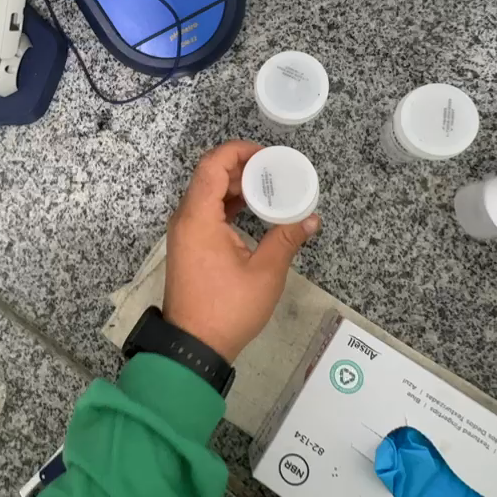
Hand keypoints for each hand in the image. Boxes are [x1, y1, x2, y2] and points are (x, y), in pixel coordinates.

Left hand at [163, 141, 319, 361]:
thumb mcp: (265, 273)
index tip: (267, 155)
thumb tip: (312, 217)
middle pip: (209, 175)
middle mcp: (185, 218)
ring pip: (207, 193)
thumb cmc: (227, 308)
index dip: (238, 151)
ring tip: (269, 186)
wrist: (194, 345)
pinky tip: (254, 209)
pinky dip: (228, 204)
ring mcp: (184, 232)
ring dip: (236, 185)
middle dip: (242, 167)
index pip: (212, 165)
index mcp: (198, 217)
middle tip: (275, 170)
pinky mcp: (189, 245)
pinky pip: (206, 211)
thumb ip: (287, 239)